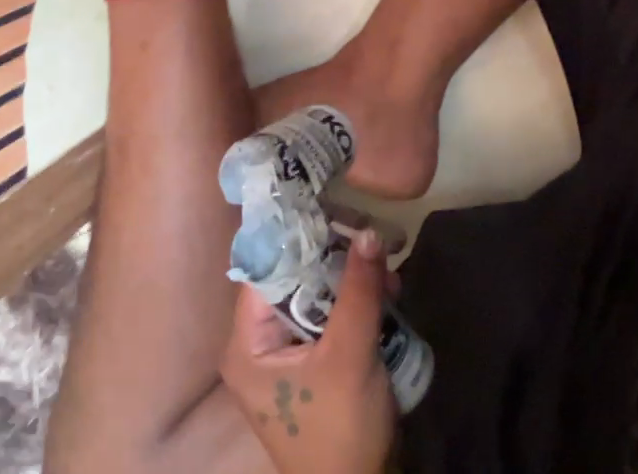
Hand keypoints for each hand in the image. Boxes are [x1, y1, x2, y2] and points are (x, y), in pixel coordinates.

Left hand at [221, 233, 397, 473]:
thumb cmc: (340, 428)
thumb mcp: (351, 354)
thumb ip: (358, 289)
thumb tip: (370, 230)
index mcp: (248, 345)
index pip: (265, 271)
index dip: (297, 238)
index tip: (333, 209)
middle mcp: (259, 346)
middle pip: (294, 280)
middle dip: (336, 259)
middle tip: (375, 239)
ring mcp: (288, 356)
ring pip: (318, 295)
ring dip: (353, 280)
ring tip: (390, 273)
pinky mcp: (315, 363)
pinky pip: (332, 317)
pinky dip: (358, 302)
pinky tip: (388, 294)